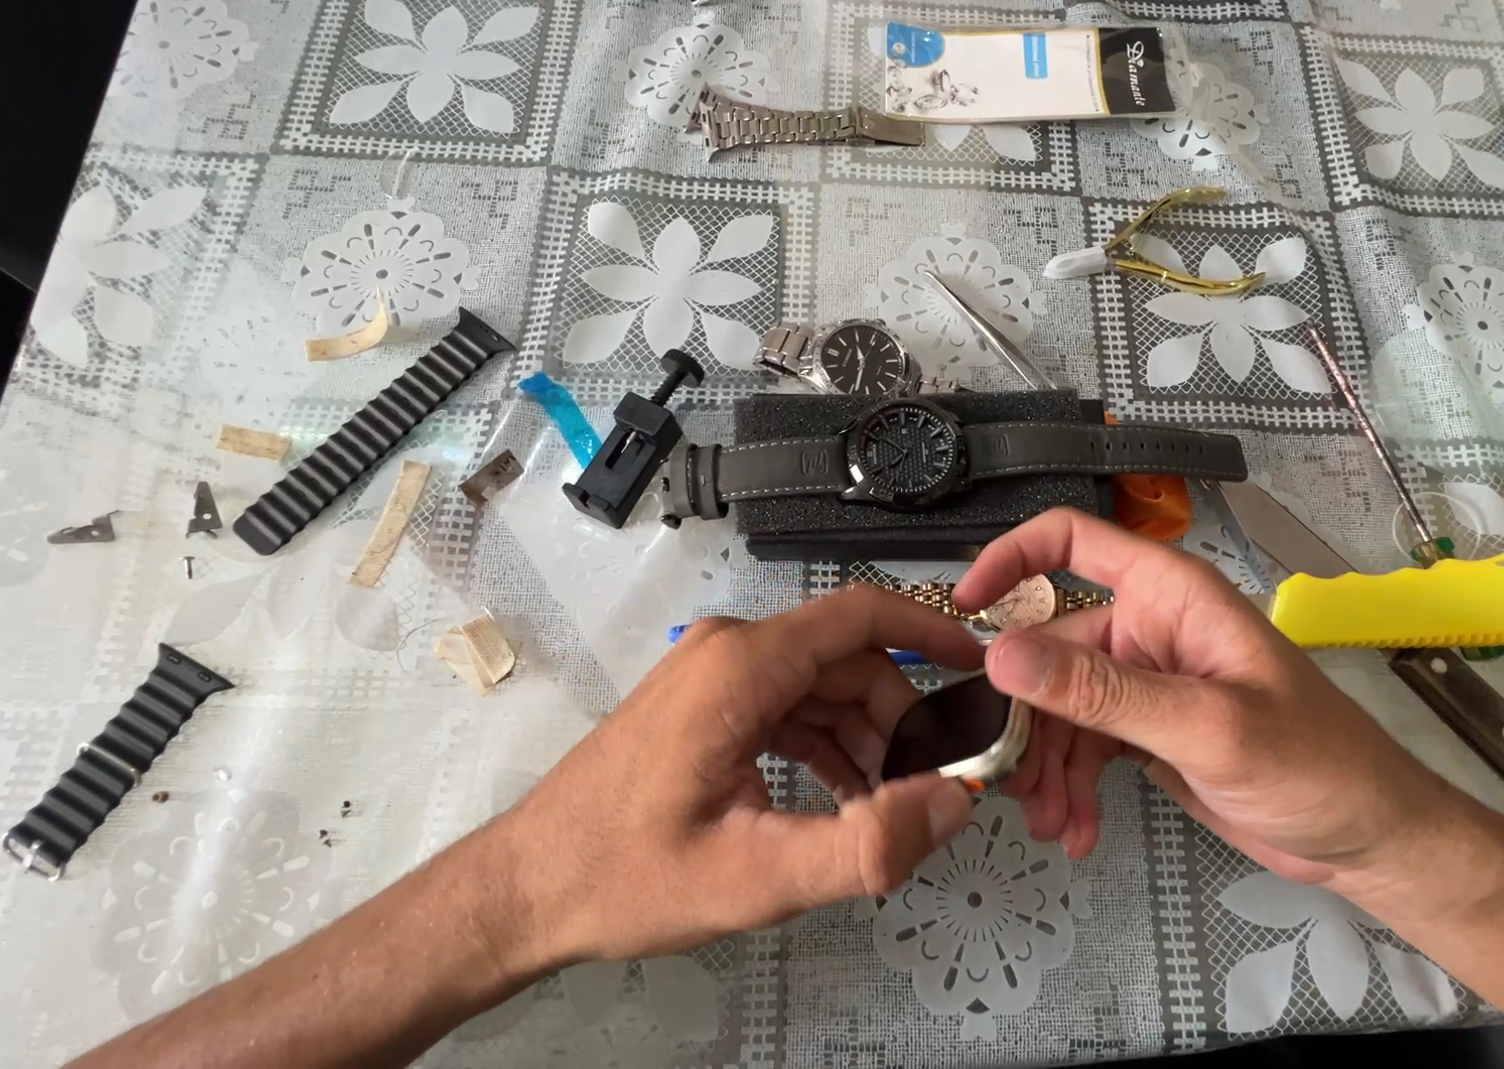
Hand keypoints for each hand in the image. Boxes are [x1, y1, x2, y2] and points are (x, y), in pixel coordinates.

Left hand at [493, 587, 984, 968]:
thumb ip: (864, 845)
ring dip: (863, 738)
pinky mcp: (709, 700)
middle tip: (925, 786)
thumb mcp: (755, 878)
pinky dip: (826, 744)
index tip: (976, 666)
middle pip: (848, 660)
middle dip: (898, 720)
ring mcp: (715, 673)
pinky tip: (840, 796)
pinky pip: (790, 705)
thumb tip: (951, 803)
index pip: (859, 615)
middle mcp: (730, 652)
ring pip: (822, 685)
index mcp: (742, 667)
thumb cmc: (622, 875)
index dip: (929, 631)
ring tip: (881, 806)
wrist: (526, 887)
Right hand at [951, 508, 1475, 893]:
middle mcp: (1146, 627)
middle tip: (1012, 779)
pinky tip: (1077, 829)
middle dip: (1029, 717)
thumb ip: (1101, 691)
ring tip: (1051, 822)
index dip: (1010, 560)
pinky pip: (1084, 745)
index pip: (1072, 542)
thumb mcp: (1204, 726)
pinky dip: (1073, 786)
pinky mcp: (1144, 728)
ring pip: (1060, 707)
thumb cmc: (1313, 764)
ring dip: (1048, 766)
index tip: (965, 607)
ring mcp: (1142, 680)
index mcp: (1167, 594)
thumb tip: (1001, 656)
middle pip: (1051, 649)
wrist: (1370, 839)